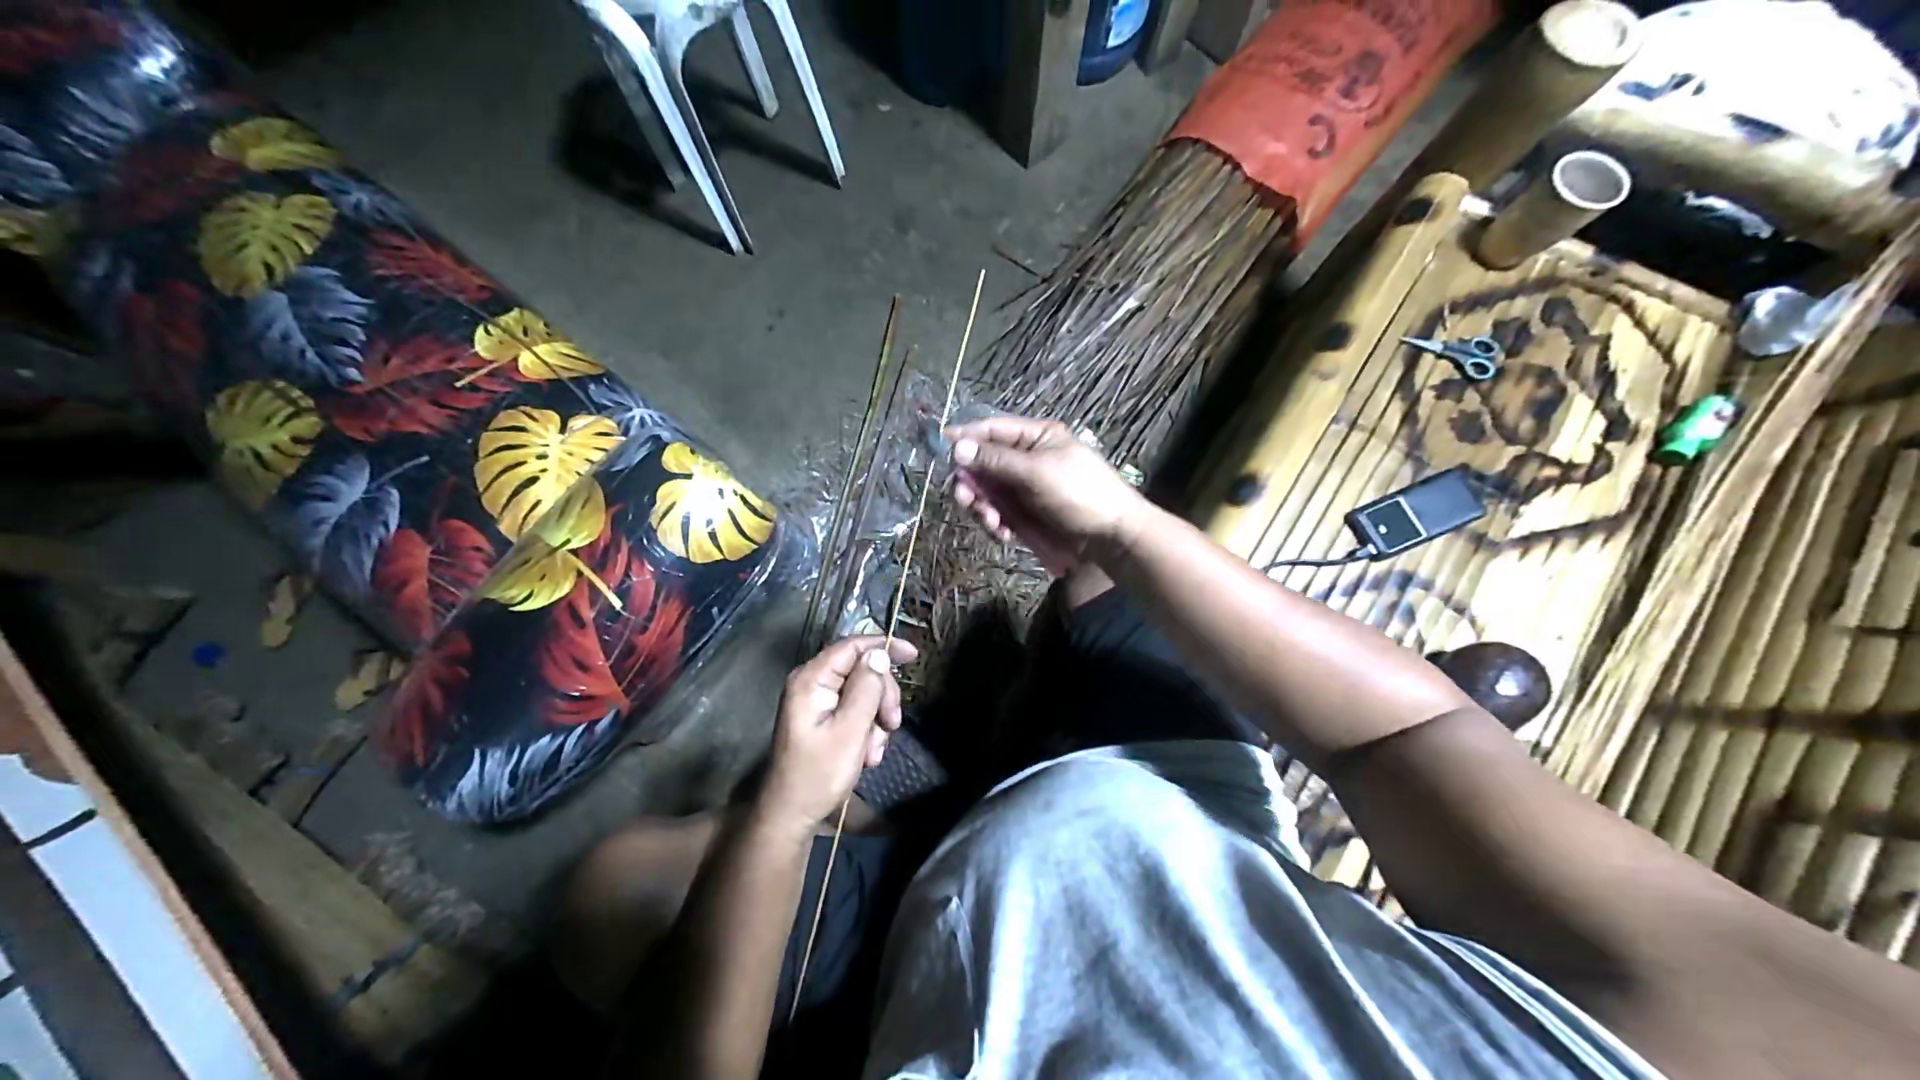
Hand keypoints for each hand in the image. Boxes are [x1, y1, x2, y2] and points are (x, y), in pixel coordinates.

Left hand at [758, 635, 916, 833]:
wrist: (792, 814)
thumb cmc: (818, 775)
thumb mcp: (850, 732)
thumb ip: (866, 689)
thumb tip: (879, 654)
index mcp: (811, 680)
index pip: (852, 646)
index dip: (884, 647)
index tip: (913, 656)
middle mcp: (812, 683)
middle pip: (862, 669)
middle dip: (882, 696)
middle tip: (892, 724)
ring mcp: (817, 701)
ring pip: (863, 692)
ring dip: (876, 719)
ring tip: (873, 750)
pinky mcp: (823, 717)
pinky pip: (856, 710)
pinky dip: (867, 729)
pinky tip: (866, 753)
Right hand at [947, 416, 1146, 572]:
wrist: (1111, 537)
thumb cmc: (1080, 493)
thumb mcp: (1037, 472)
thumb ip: (996, 460)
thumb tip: (956, 445)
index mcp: (1035, 437)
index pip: (992, 430)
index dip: (966, 437)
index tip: (941, 447)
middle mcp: (1026, 459)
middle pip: (983, 465)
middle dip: (973, 484)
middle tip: (966, 500)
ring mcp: (1025, 489)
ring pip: (987, 493)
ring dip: (983, 509)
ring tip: (994, 524)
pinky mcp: (1026, 514)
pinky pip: (998, 514)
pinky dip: (996, 524)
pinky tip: (1004, 534)